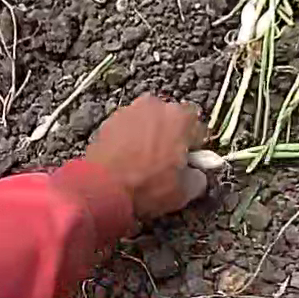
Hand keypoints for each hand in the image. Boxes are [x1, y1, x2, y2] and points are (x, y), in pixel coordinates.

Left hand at [84, 93, 213, 221]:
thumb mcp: (183, 191)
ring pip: (145, 124)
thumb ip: (198, 178)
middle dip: (168, 138)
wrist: (100, 189)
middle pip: (169, 121)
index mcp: (180, 117)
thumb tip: (196, 175)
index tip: (187, 162)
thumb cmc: (146, 187)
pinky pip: (124, 130)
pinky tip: (122, 161)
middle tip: (162, 163)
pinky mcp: (106, 122)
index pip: (197, 128)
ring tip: (139, 164)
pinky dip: (126, 141)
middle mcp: (154, 106)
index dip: (193, 147)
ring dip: (145, 137)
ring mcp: (127, 112)